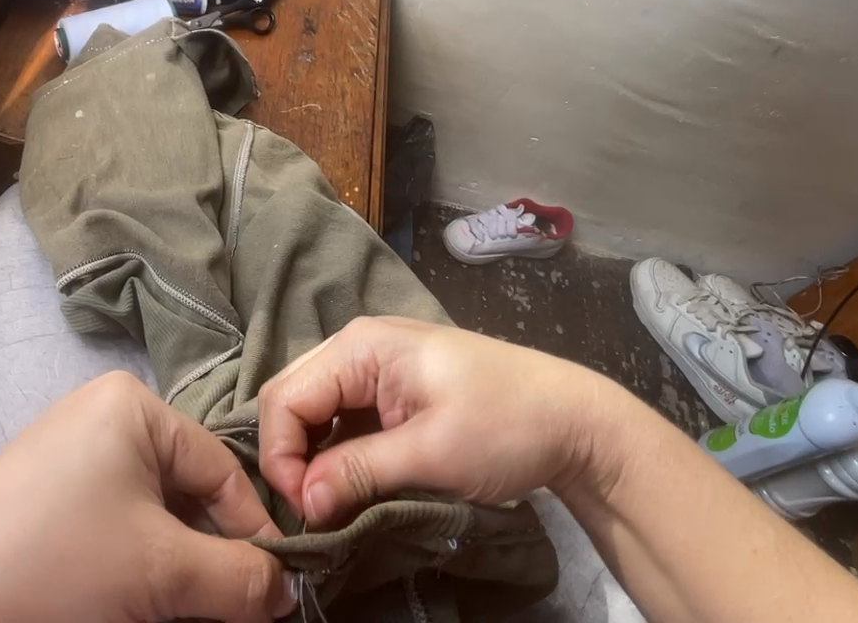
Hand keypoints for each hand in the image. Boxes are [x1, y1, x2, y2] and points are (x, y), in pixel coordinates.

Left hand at [0, 371, 296, 622]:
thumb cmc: (62, 565)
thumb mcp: (163, 573)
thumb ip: (240, 580)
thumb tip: (290, 592)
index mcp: (135, 403)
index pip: (221, 467)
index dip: (255, 532)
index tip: (283, 593)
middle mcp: (105, 410)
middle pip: (187, 487)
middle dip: (212, 552)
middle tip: (237, 609)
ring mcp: (71, 446)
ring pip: (153, 507)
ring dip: (178, 562)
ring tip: (186, 606)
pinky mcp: (48, 486)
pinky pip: (117, 515)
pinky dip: (140, 558)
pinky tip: (138, 597)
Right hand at [258, 316, 633, 526]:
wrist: (574, 419)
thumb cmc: (506, 425)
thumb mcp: (431, 453)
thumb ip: (358, 472)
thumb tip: (304, 505)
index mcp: (359, 346)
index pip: (287, 396)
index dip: (282, 455)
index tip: (305, 511)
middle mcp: (356, 346)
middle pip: (292, 397)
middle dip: (291, 455)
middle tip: (312, 510)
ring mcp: (372, 365)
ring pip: (312, 408)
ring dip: (311, 456)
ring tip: (328, 502)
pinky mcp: (388, 388)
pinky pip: (340, 415)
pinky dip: (334, 451)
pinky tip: (347, 482)